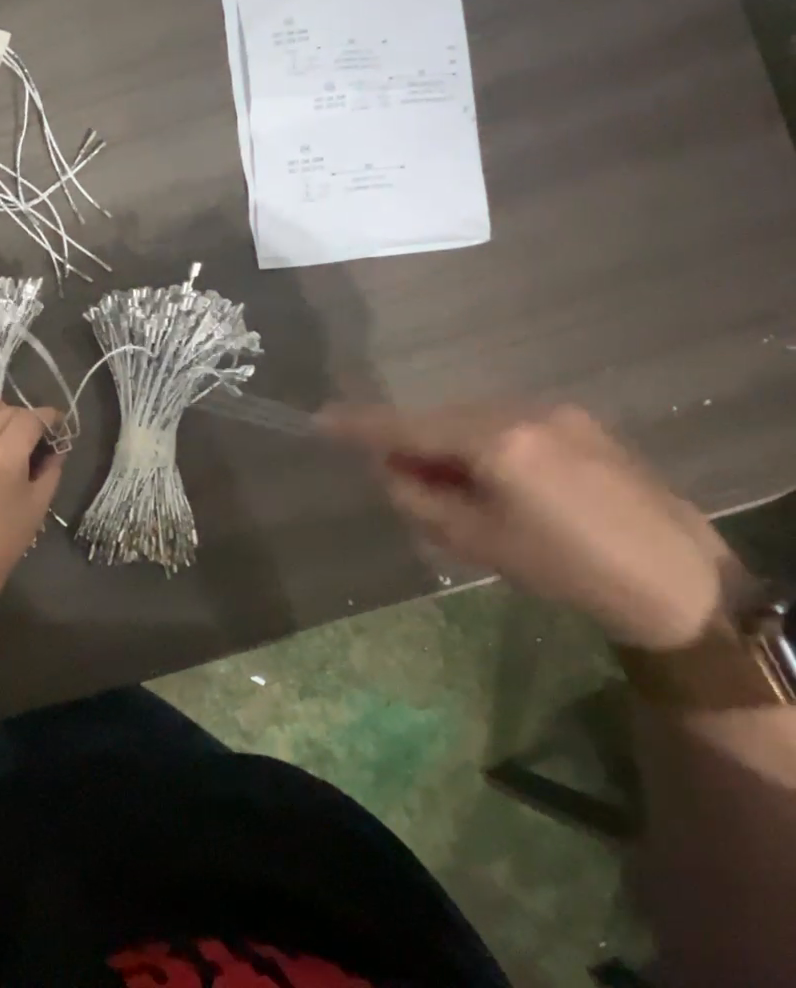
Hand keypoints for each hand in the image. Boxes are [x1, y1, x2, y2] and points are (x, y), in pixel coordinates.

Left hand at [0, 392, 65, 588]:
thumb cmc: (6, 538)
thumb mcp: (39, 503)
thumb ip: (50, 467)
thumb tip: (54, 445)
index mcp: (5, 457)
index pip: (30, 419)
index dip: (48, 418)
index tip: (54, 425)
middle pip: (0, 412)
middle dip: (21, 416)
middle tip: (29, 433)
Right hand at [320, 402, 736, 649]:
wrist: (675, 579)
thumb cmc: (562, 565)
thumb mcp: (471, 539)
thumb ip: (417, 498)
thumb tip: (391, 470)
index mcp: (495, 441)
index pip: (407, 427)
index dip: (358, 425)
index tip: (318, 420)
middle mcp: (525, 413)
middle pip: (440, 419)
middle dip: (412, 444)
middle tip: (401, 483)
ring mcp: (560, 415)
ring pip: (474, 420)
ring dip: (449, 446)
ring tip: (452, 492)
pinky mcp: (583, 427)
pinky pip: (507, 426)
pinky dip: (483, 447)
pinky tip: (492, 484)